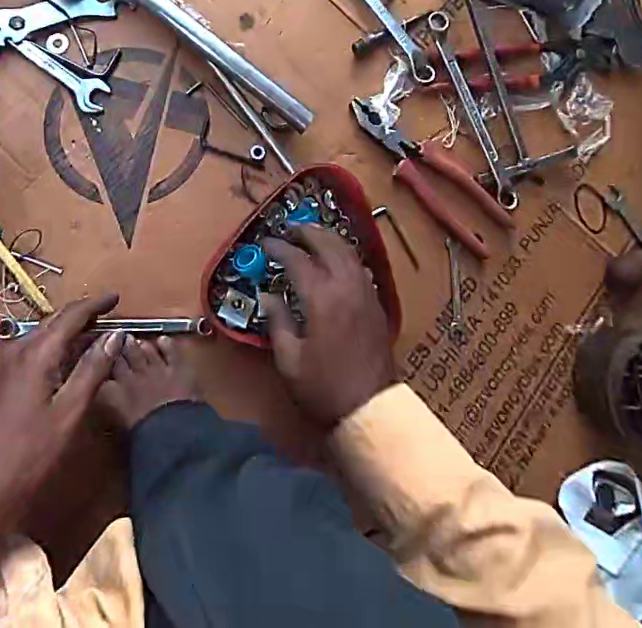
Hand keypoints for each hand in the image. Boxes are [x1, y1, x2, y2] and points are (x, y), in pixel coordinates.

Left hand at [0, 293, 123, 569]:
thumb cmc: (25, 457)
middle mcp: (14, 350)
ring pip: (40, 339)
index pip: (71, 315)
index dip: (96, 304)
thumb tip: (116, 336)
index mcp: (34, 352)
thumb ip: (92, 370)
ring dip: (67, 336)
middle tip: (109, 318)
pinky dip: (52, 352)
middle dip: (82, 318)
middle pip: (54, 323)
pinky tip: (63, 367)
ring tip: (92, 341)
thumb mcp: (68, 414)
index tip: (116, 297)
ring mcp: (0, 366)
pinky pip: (29, 354)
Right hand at [259, 226, 396, 426]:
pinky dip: (344, 255)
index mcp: (321, 298)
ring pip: (349, 252)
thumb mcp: (288, 359)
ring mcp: (366, 294)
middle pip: (328, 244)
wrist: (370, 411)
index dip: (279, 248)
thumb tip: (268, 296)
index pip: (297, 259)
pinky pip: (360, 267)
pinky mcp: (377, 305)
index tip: (265, 244)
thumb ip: (277, 320)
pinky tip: (335, 260)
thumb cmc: (323, 388)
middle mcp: (346, 288)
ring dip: (328, 239)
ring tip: (311, 236)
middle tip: (289, 229)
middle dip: (307, 232)